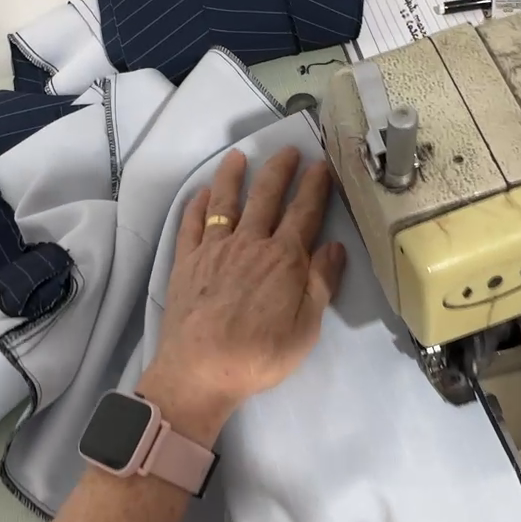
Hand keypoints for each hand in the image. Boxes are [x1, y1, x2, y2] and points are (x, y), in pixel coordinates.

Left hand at [138, 147, 345, 441]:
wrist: (199, 371)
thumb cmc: (259, 355)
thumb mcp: (306, 328)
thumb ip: (321, 284)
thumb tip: (335, 246)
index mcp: (284, 260)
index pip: (304, 213)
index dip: (314, 187)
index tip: (321, 165)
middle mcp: (249, 244)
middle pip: (266, 197)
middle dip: (279, 170)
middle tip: (288, 150)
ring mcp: (214, 250)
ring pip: (225, 201)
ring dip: (233, 176)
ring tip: (239, 156)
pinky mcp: (185, 262)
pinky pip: (192, 224)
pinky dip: (198, 204)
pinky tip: (202, 193)